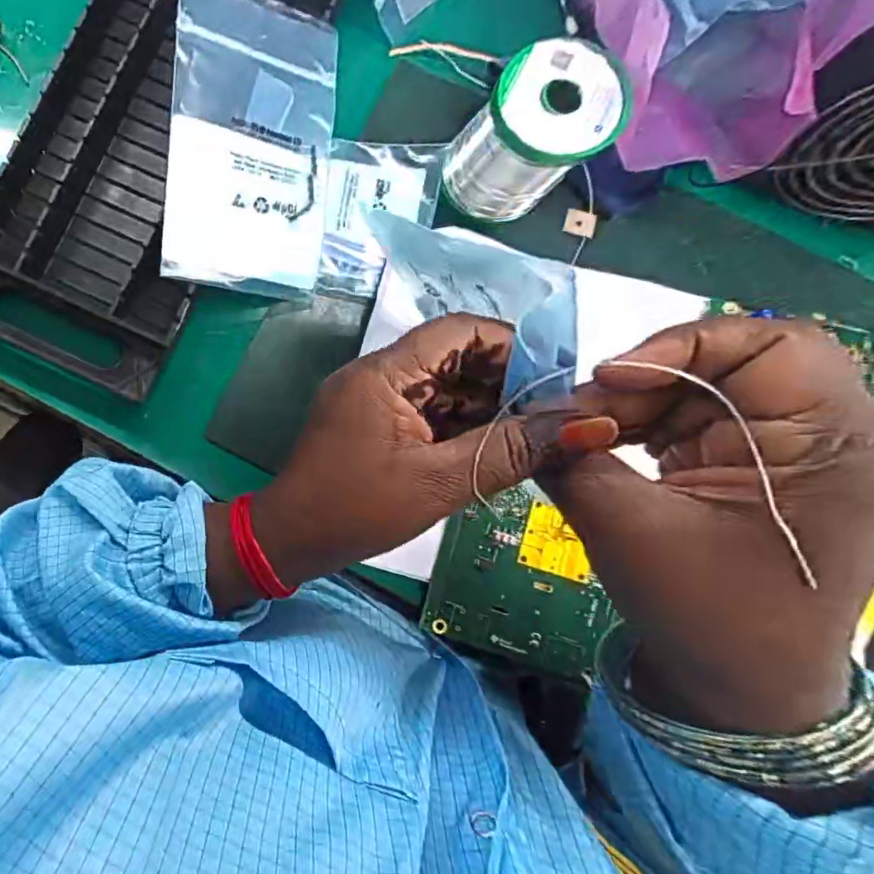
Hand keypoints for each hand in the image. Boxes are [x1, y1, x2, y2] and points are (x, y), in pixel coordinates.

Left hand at [206, 315, 618, 612]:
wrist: (286, 542)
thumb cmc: (353, 511)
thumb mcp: (438, 482)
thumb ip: (509, 451)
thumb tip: (587, 425)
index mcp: (382, 375)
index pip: (459, 331)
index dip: (512, 348)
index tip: (552, 384)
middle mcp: (374, 377)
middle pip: (453, 358)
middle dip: (503, 384)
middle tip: (547, 419)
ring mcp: (368, 402)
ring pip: (441, 389)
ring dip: (483, 410)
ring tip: (526, 441)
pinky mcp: (369, 427)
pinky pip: (423, 413)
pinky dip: (456, 429)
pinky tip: (488, 453)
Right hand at [542, 318, 873, 734]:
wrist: (736, 689)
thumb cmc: (703, 614)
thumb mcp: (630, 531)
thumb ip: (578, 465)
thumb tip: (538, 423)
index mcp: (836, 441)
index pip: (772, 344)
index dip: (681, 345)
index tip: (603, 379)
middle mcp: (829, 435)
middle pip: (727, 369)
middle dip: (638, 388)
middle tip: (568, 422)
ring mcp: (792, 455)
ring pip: (702, 396)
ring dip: (630, 412)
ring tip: (575, 440)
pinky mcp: (755, 474)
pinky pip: (694, 428)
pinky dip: (640, 434)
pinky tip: (600, 451)